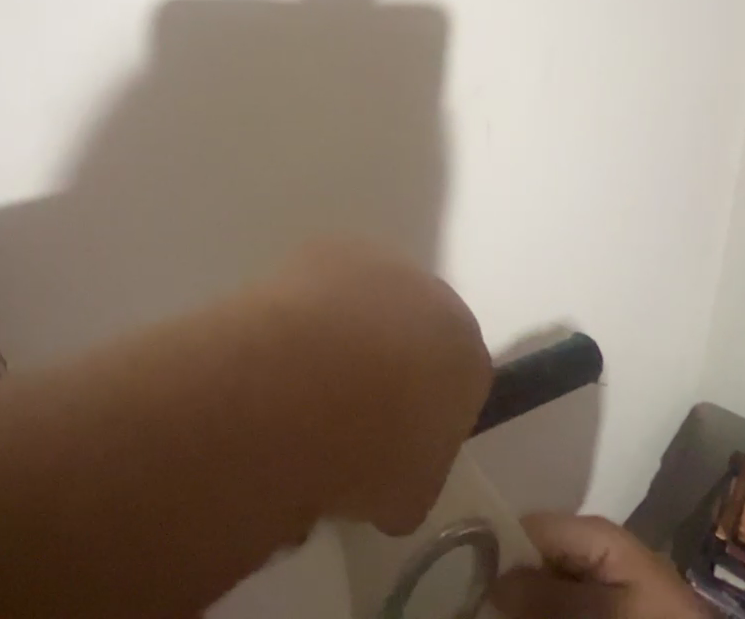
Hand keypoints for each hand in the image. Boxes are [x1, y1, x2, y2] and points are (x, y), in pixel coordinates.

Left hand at [259, 242, 491, 533]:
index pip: (458, 379)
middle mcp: (432, 296)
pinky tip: (277, 354)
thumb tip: (387, 486)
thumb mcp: (405, 497)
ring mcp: (378, 263)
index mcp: (467, 352)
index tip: (392, 445)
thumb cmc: (371, 450)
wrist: (305, 386)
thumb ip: (408, 481)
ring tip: (300, 387)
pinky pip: (320, 289)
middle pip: (413, 331)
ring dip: (345, 335)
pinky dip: (304, 316)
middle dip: (388, 366)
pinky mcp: (324, 248)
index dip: (425, 414)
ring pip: (365, 304)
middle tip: (345, 416)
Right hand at [493, 514, 711, 618]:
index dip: (495, 550)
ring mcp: (598, 583)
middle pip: (531, 557)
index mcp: (594, 536)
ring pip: (543, 586)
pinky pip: (563, 602)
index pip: (527, 526)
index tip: (464, 579)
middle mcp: (591, 551)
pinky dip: (544, 611)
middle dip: (507, 584)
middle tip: (474, 605)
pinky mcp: (602, 606)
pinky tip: (523, 618)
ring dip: (524, 604)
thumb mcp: (607, 616)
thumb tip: (494, 581)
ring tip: (493, 612)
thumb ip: (551, 598)